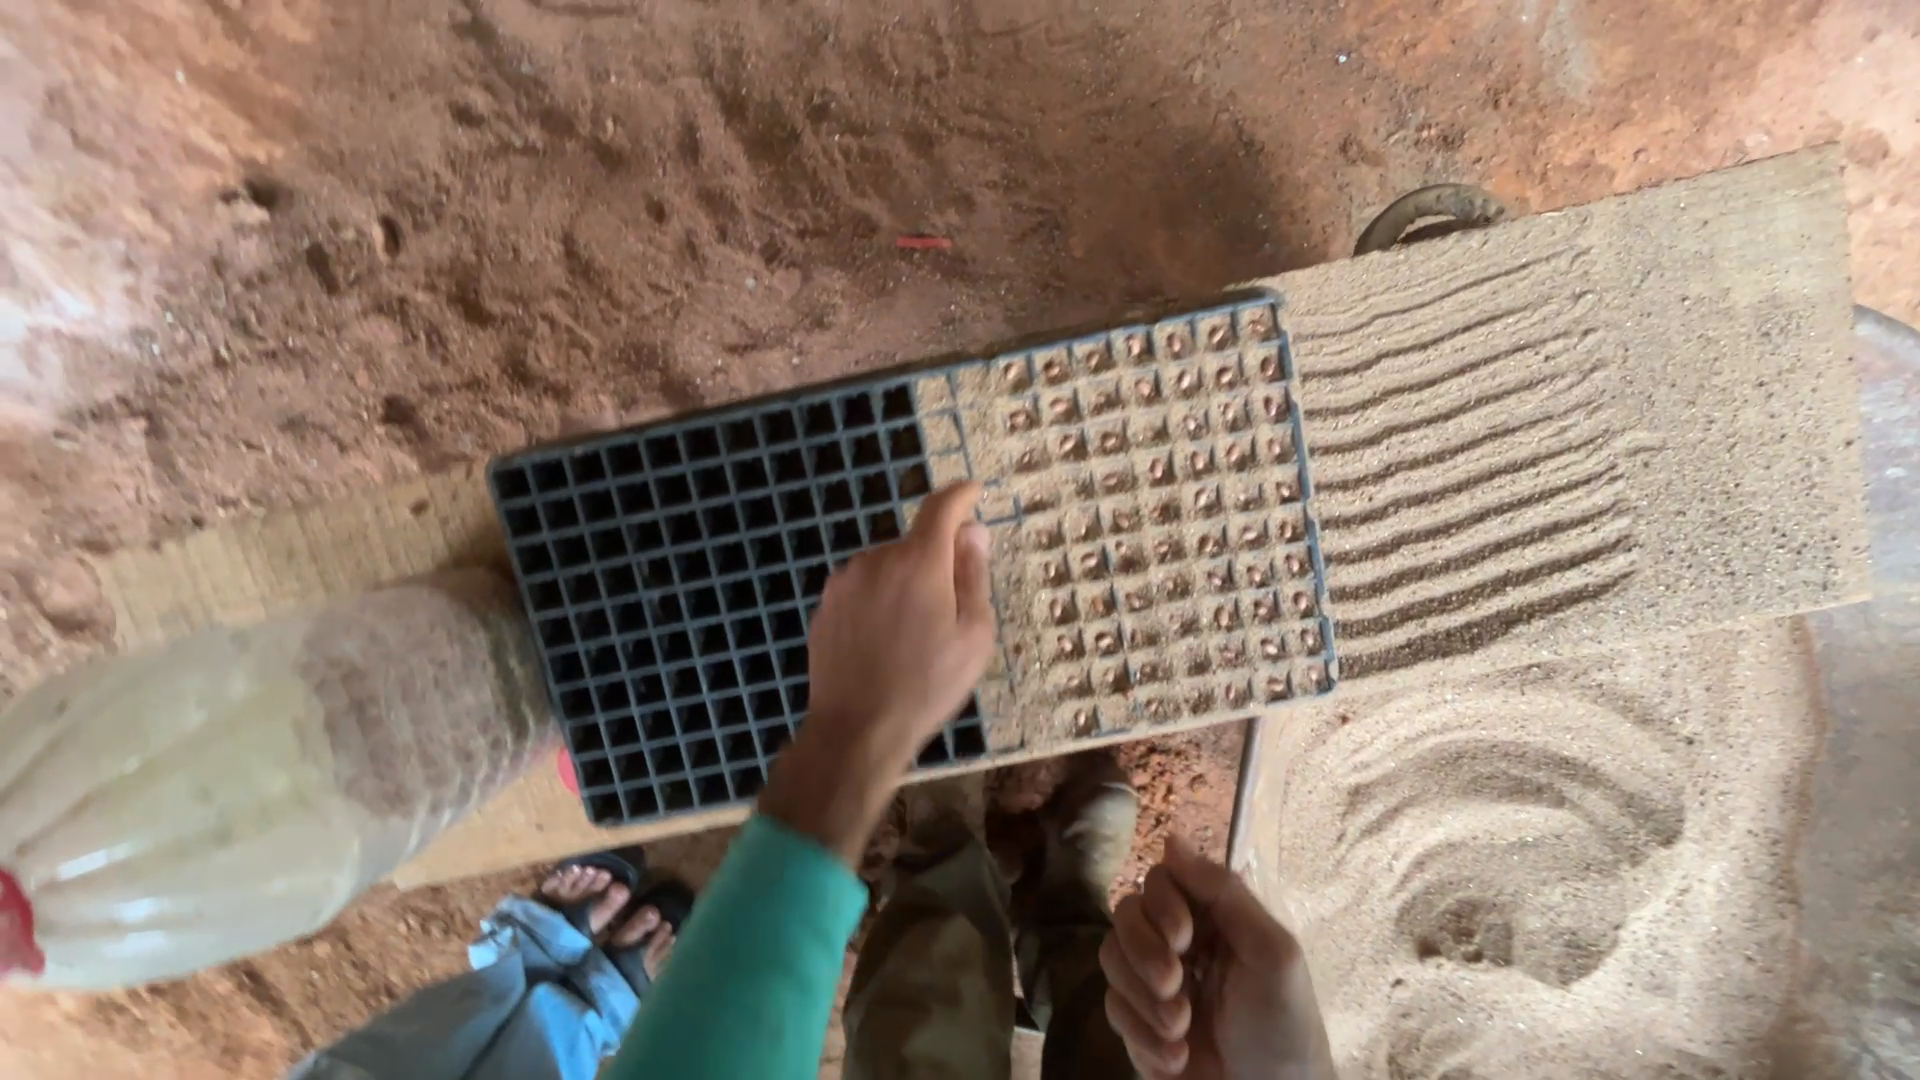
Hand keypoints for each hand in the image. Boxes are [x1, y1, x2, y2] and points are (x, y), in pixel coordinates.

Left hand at [759, 481, 995, 863]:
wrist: (857, 728)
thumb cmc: (928, 684)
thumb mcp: (974, 634)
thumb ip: (974, 574)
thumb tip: (973, 531)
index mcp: (919, 561)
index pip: (941, 508)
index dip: (960, 495)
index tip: (973, 491)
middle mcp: (876, 559)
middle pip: (914, 543)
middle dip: (935, 560)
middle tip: (950, 606)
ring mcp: (844, 582)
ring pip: (886, 567)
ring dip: (904, 582)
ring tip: (913, 634)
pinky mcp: (825, 605)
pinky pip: (862, 589)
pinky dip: (879, 600)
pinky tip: (883, 641)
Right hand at [1100, 836, 1332, 1079]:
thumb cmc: (1283, 1027)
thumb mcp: (1272, 954)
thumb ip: (1225, 892)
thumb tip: (1172, 838)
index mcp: (1209, 916)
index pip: (1160, 878)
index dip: (1162, 903)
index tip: (1184, 937)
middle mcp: (1174, 939)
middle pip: (1125, 911)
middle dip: (1144, 952)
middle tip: (1175, 986)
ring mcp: (1151, 980)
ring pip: (1110, 955)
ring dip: (1144, 999)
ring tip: (1181, 1031)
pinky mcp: (1135, 1020)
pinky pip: (1112, 1007)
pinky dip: (1142, 1035)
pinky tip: (1176, 1058)